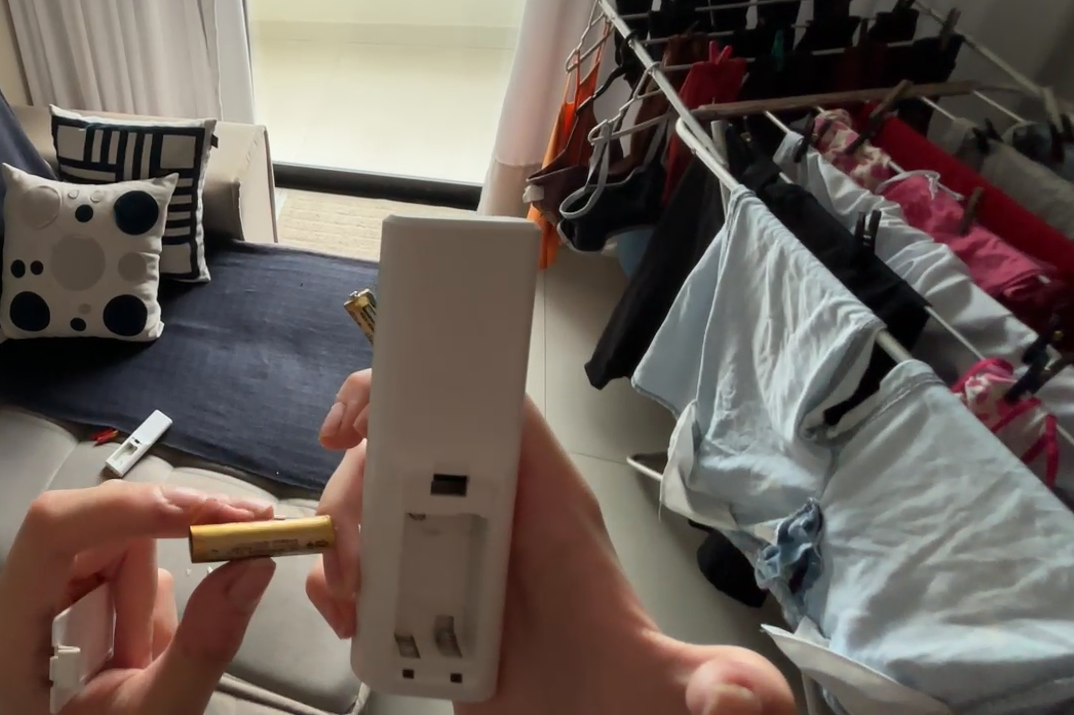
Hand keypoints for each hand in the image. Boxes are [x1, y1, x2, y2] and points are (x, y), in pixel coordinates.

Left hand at [0, 481, 279, 714]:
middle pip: (99, 523)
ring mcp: (50, 588)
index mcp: (11, 626)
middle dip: (170, 531)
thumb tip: (255, 563)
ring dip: (154, 595)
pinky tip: (141, 655)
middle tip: (250, 526)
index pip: (55, 527)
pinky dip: (152, 601)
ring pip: (121, 541)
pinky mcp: (78, 591)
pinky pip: (129, 564)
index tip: (207, 511)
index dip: (128, 506)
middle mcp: (24, 590)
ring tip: (146, 661)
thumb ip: (202, 645)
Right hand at [309, 370, 795, 714]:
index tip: (357, 420)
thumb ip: (720, 691)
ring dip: (340, 533)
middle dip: (357, 484)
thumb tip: (738, 696)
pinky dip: (335, 570)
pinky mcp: (417, 581)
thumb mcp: (670, 697)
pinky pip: (360, 549)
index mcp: (542, 504)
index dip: (416, 390)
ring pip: (369, 494)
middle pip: (403, 447)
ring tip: (346, 596)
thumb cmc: (621, 703)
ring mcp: (445, 542)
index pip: (482, 409)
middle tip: (350, 551)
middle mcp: (487, 508)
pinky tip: (342, 611)